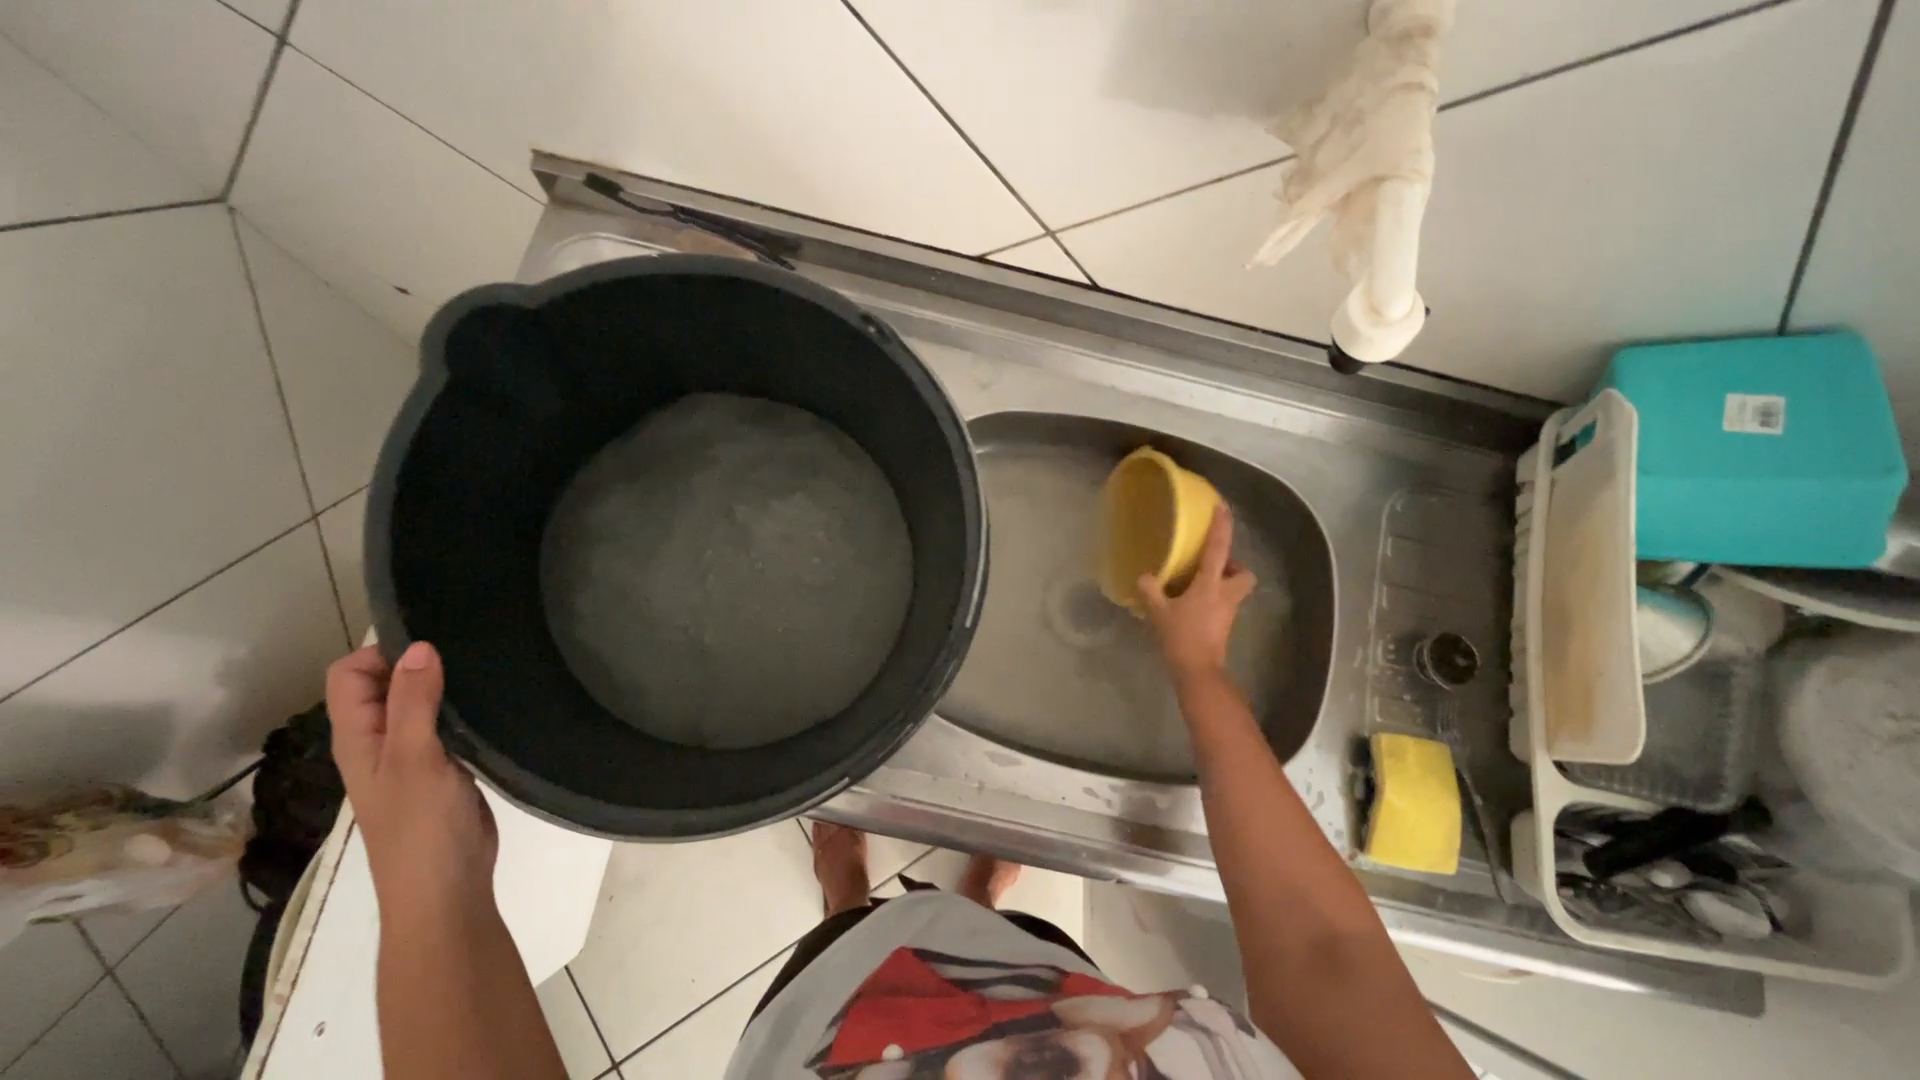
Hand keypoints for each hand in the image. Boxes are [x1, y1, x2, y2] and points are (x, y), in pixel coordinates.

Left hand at [327, 642, 497, 921]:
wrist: (446, 891)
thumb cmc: (421, 827)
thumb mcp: (414, 758)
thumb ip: (414, 702)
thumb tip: (418, 646)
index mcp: (358, 737)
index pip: (349, 674)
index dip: (381, 653)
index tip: (431, 647)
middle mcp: (380, 742)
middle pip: (386, 685)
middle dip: (419, 663)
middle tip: (468, 652)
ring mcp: (413, 758)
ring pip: (422, 705)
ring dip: (446, 688)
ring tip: (487, 673)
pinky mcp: (447, 770)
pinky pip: (449, 728)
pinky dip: (465, 713)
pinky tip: (494, 707)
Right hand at [1138, 504, 1256, 684]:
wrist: (1198, 671)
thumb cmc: (1181, 637)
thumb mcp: (1158, 612)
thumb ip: (1150, 591)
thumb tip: (1143, 576)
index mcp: (1210, 585)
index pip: (1218, 549)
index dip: (1222, 527)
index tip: (1223, 508)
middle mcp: (1226, 595)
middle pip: (1244, 573)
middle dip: (1234, 567)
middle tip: (1213, 566)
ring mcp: (1228, 612)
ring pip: (1236, 589)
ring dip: (1224, 583)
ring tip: (1198, 585)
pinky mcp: (1225, 626)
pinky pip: (1224, 604)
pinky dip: (1214, 600)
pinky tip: (1193, 605)